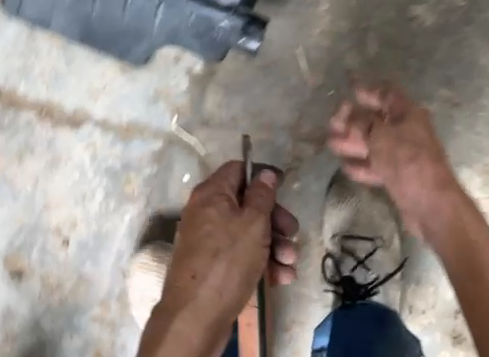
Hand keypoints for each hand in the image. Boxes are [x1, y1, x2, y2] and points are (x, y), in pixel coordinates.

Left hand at [144, 161, 299, 352]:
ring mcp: (208, 241)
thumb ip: (262, 195)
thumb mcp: (253, 223)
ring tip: (290, 263)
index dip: (262, 176)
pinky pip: (240, 255)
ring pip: (246, 233)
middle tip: (293, 233)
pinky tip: (281, 278)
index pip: (238, 170)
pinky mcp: (212, 267)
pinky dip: (261, 262)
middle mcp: (206, 212)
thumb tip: (265, 173)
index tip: (284, 187)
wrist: (194, 318)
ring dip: (274, 245)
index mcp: (212, 193)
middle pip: (246, 204)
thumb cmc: (227, 261)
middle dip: (275, 219)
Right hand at [327, 82, 464, 236]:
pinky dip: (363, 165)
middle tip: (332, 124)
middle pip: (377, 121)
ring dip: (354, 143)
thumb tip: (346, 111)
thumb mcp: (379, 135)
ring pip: (375, 144)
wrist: (431, 204)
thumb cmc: (406, 160)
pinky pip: (378, 166)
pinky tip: (345, 167)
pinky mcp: (400, 177)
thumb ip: (360, 122)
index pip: (387, 94)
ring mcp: (404, 155)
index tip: (350, 91)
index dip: (369, 91)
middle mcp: (407, 131)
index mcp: (407, 113)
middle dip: (354, 122)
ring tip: (331, 144)